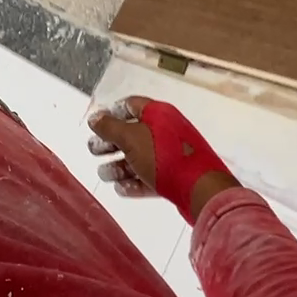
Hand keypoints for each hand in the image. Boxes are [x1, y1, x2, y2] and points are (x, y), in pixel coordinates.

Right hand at [87, 95, 239, 222]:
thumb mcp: (130, 138)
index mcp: (158, 114)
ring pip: (140, 157)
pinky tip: (121, 189)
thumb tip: (95, 117)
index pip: (130, 105)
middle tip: (94, 151)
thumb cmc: (164, 157)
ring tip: (104, 175)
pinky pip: (151, 176)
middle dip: (111, 143)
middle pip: (132, 132)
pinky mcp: (177, 178)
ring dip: (119, 165)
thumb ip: (109, 127)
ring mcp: (173, 155)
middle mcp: (166, 131)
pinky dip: (135, 181)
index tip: (97, 125)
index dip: (111, 113)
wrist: (202, 191)